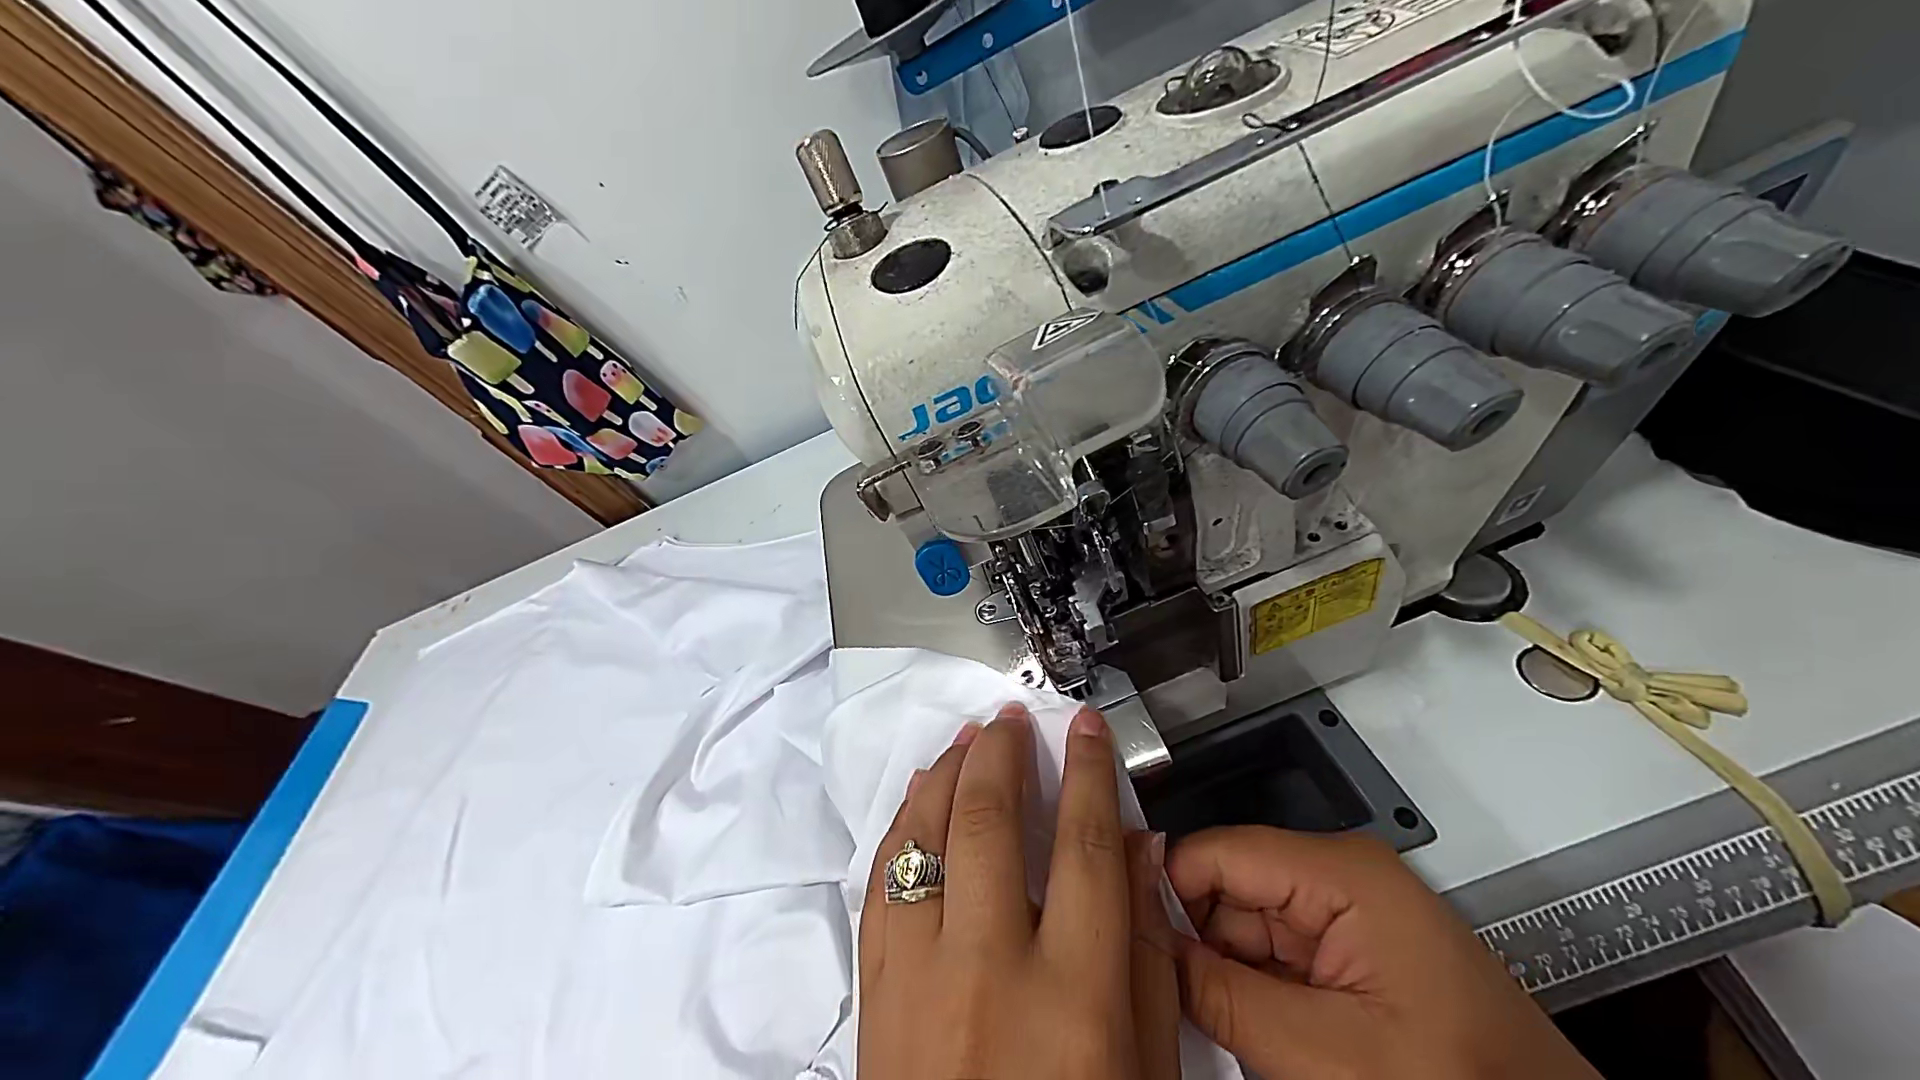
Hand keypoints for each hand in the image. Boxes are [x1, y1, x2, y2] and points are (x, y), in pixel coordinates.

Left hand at [857, 703, 1180, 1079]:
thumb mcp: (1141, 1065)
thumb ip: (1145, 954)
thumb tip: (1136, 849)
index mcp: (1072, 995)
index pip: (1083, 846)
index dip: (1088, 773)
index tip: (1085, 729)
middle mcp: (989, 970)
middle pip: (991, 824)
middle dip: (1003, 755)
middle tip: (1011, 720)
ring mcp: (920, 974)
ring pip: (927, 838)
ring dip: (948, 774)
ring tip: (968, 739)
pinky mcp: (877, 987)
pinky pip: (883, 879)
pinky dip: (903, 824)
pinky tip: (920, 794)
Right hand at [1169, 827, 1600, 1079]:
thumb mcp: (1332, 1054)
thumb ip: (1224, 993)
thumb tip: (1149, 948)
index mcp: (1340, 872)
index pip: (1212, 851)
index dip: (1162, 888)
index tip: (1128, 931)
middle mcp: (1335, 876)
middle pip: (1220, 885)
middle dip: (1189, 936)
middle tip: (1164, 991)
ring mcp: (1337, 912)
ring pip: (1236, 923)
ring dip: (1215, 968)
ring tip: (1209, 1019)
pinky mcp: (1341, 947)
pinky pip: (1265, 952)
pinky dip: (1244, 986)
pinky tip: (1244, 1025)